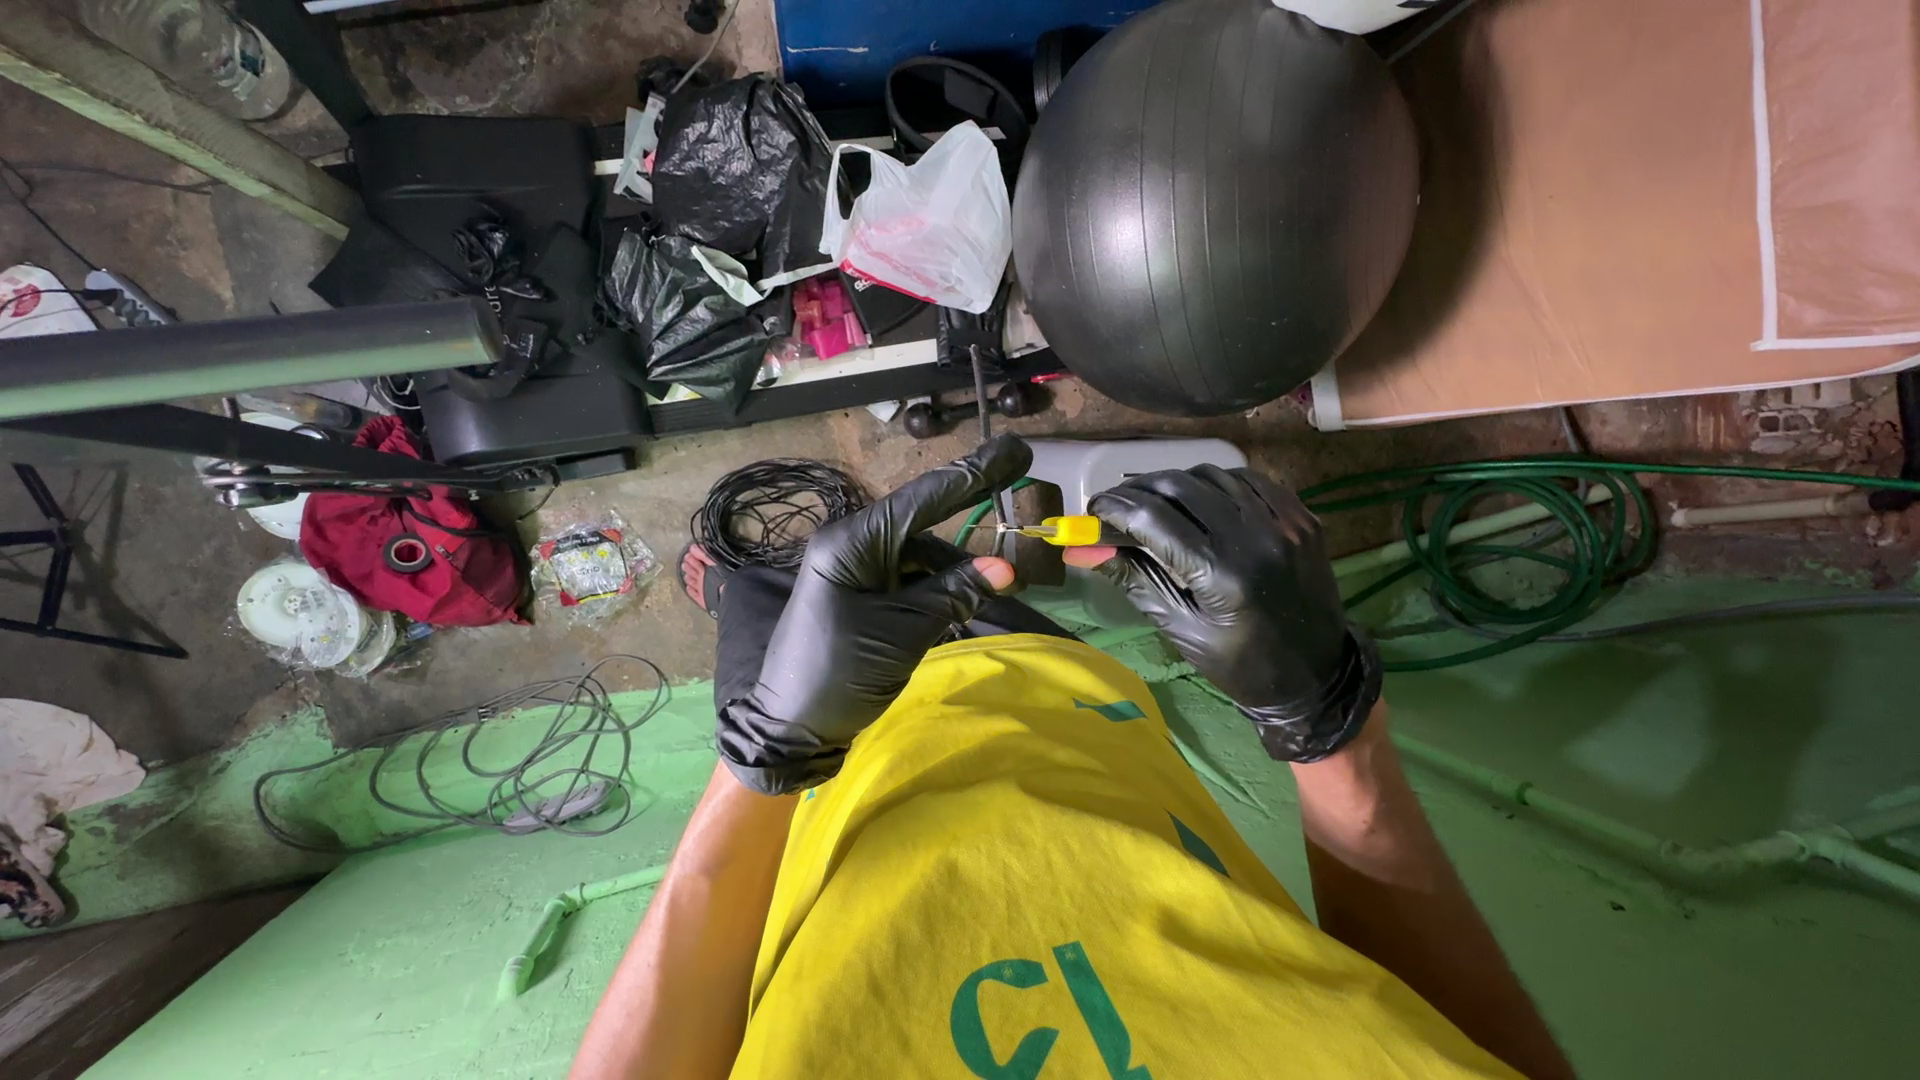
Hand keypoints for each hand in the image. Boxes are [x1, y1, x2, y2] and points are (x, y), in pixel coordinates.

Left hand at [717, 435, 1029, 793]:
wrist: (792, 727)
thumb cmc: (840, 673)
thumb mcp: (904, 632)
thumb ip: (954, 592)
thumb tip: (1007, 567)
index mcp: (852, 542)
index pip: (922, 498)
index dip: (972, 473)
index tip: (1013, 449)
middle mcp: (852, 545)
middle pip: (923, 524)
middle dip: (968, 513)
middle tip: (1016, 478)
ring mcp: (855, 571)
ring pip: (920, 555)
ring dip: (956, 570)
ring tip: (995, 588)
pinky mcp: (861, 595)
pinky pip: (909, 579)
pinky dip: (938, 589)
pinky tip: (963, 603)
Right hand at [1063, 466, 1380, 761]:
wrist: (1316, 674)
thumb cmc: (1238, 663)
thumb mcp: (1178, 628)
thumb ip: (1133, 579)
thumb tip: (1083, 548)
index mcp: (1221, 576)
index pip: (1153, 518)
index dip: (1115, 508)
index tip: (1093, 510)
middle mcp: (1254, 538)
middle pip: (1180, 486)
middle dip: (1138, 489)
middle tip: (1118, 504)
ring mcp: (1283, 522)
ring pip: (1213, 475)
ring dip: (1176, 483)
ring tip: (1156, 502)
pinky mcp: (1301, 517)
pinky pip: (1248, 480)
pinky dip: (1216, 484)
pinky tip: (1201, 500)